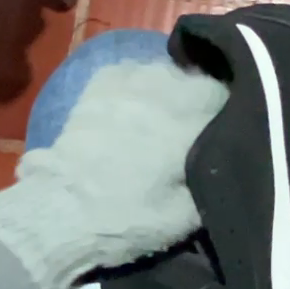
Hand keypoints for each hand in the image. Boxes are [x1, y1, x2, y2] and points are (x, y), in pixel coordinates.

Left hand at [0, 60, 225, 288]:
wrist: (61, 212)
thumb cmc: (126, 218)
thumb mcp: (186, 216)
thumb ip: (212, 181)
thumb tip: (227, 162)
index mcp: (189, 124)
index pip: (224, 96)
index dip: (228, 110)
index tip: (227, 127)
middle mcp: (163, 93)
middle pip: (195, 79)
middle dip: (201, 96)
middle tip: (197, 121)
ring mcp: (128, 84)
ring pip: (163, 71)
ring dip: (170, 86)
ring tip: (167, 109)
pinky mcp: (97, 86)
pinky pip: (128, 70)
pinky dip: (138, 80)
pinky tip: (136, 99)